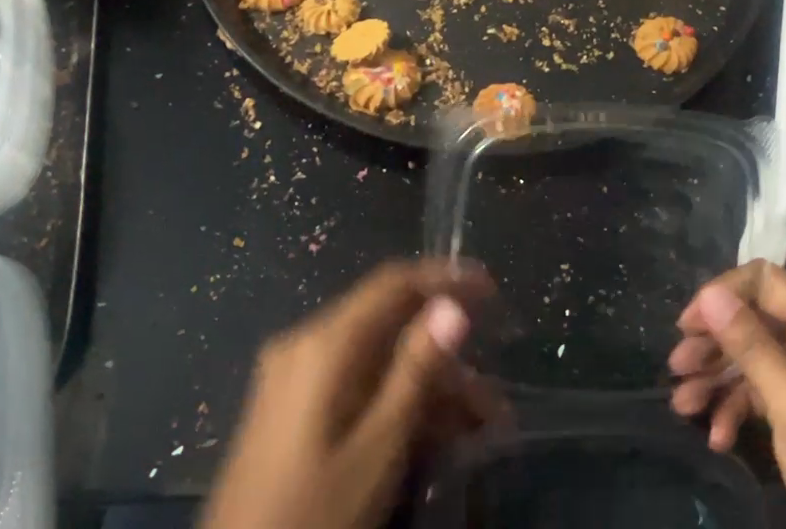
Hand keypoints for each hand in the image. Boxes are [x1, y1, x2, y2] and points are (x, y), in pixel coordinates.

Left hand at [202, 259, 500, 528]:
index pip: (392, 283)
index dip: (445, 279)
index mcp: (324, 343)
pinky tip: (436, 437)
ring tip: (481, 428)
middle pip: (390, 328)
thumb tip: (452, 306)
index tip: (491, 291)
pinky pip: (355, 386)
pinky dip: (395, 403)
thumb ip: (416, 370)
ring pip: (377, 363)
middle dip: (447, 358)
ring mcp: (294, 377)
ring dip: (429, 388)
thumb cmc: (313, 509)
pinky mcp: (291, 408)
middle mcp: (305, 345)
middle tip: (494, 398)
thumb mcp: (377, 446)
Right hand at [669, 261, 785, 528]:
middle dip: (713, 342)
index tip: (687, 326)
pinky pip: (761, 389)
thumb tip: (710, 293)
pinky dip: (735, 408)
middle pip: (754, 318)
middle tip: (677, 368)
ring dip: (715, 378)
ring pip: (752, 356)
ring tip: (683, 405)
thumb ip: (751, 346)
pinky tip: (717, 437)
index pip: (765, 280)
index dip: (722, 294)